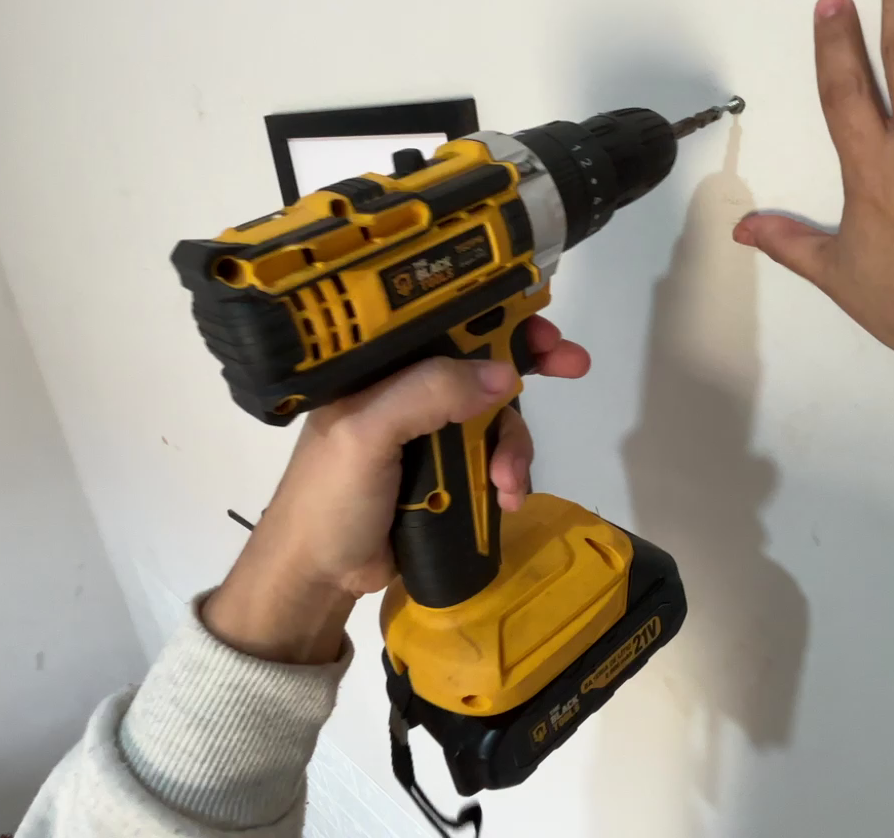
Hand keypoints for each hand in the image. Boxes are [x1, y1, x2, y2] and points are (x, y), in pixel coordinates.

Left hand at [202, 315, 590, 662]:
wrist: (318, 578)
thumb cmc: (329, 499)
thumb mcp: (368, 437)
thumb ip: (427, 396)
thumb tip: (503, 375)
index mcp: (384, 369)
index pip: (446, 325)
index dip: (497, 317)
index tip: (542, 326)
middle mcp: (411, 391)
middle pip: (482, 365)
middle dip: (530, 366)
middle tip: (575, 365)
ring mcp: (432, 433)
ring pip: (496, 417)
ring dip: (514, 446)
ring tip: (507, 484)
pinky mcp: (447, 472)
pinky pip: (494, 458)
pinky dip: (509, 475)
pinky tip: (507, 500)